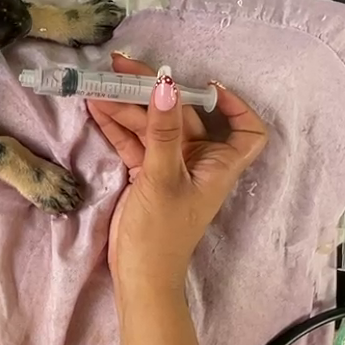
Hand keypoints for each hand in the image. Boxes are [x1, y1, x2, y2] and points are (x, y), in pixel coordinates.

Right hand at [86, 54, 268, 288]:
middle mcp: (198, 162)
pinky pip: (133, 142)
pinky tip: (96, 107)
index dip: (236, 107)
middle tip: (120, 67)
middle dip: (153, 93)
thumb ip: (163, 131)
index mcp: (218, 164)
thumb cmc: (162, 232)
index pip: (247, 132)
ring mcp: (169, 167)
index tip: (207, 86)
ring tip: (98, 86)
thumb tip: (167, 85)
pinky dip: (117, 126)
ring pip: (152, 127)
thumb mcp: (163, 177)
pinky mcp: (144, 175)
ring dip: (127, 107)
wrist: (139, 277)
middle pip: (181, 118)